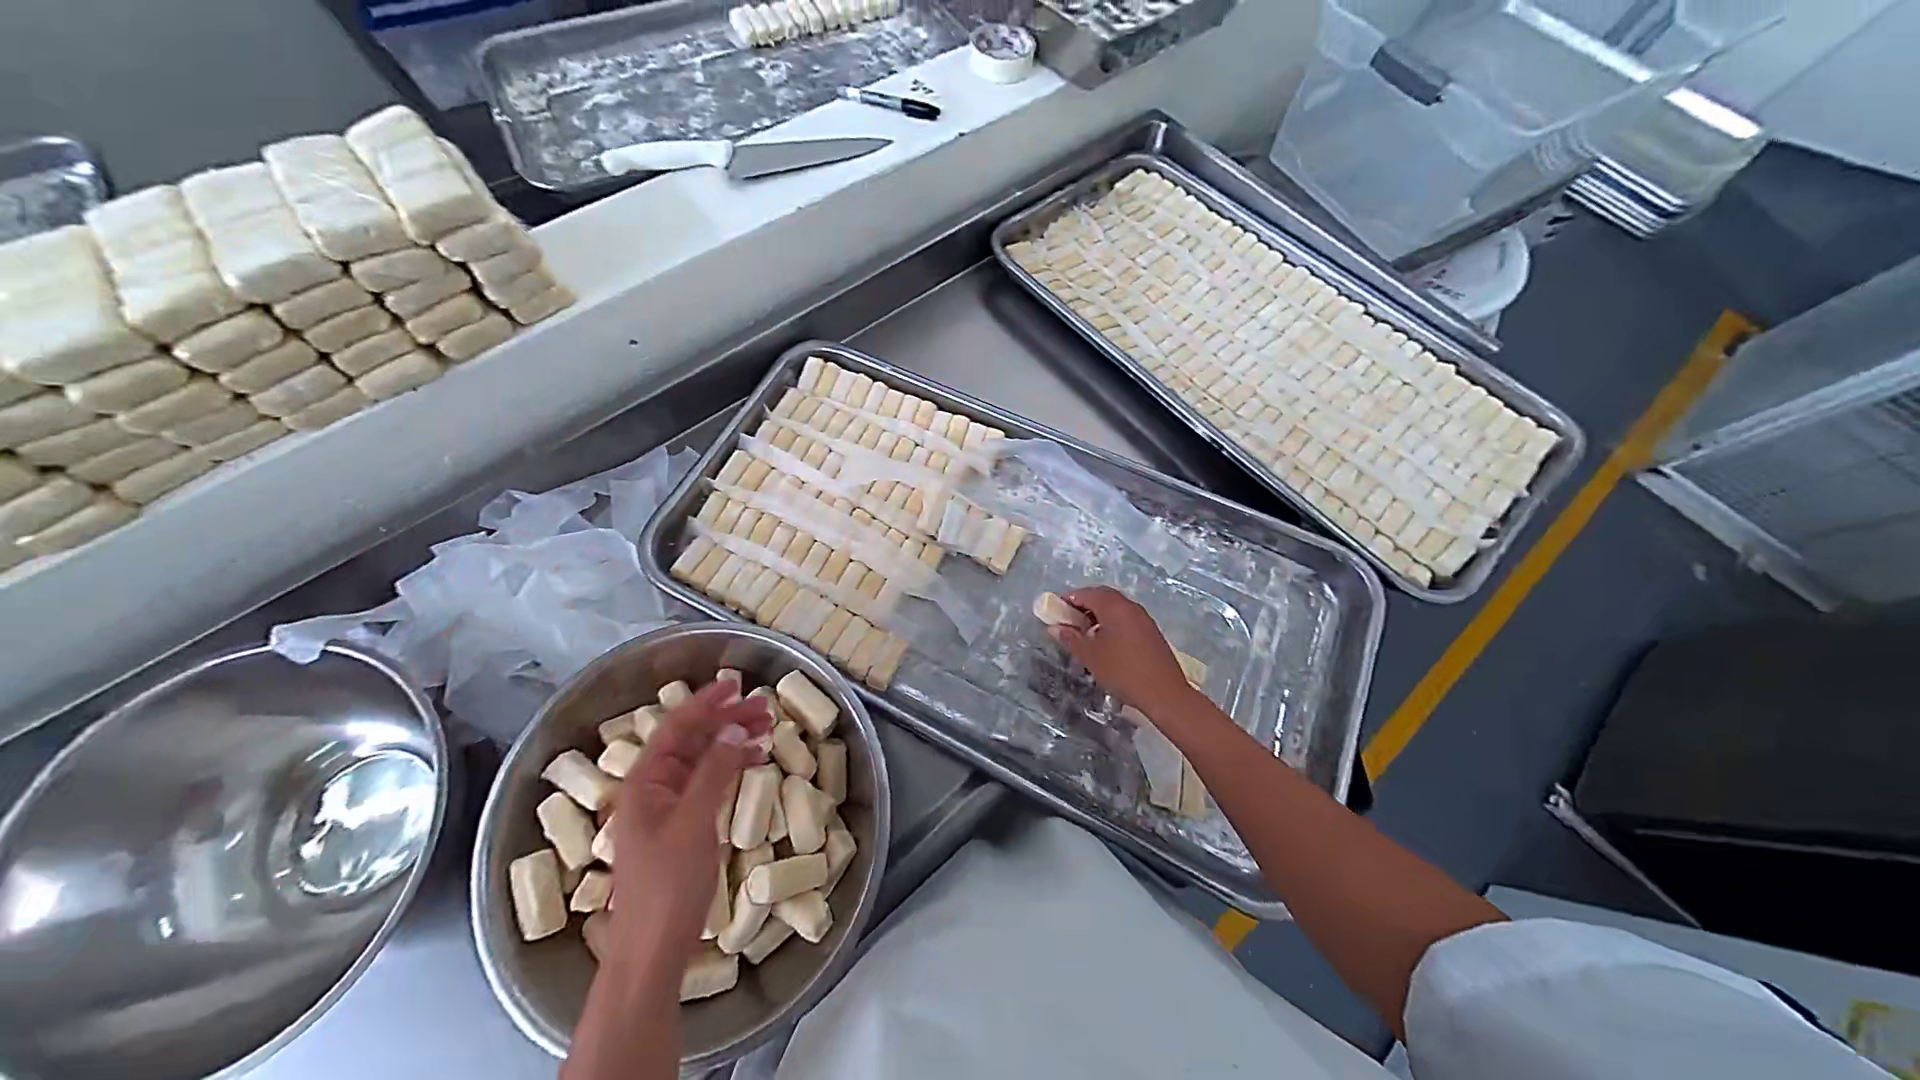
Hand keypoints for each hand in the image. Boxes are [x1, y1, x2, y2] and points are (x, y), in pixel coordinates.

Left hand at [607, 681, 771, 959]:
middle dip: (726, 720)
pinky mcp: (682, 828)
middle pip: (691, 741)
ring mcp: (667, 809)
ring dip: (731, 741)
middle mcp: (653, 789)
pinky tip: (752, 761)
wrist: (651, 954)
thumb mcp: (693, 823)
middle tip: (764, 707)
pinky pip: (707, 784)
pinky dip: (730, 768)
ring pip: (702, 760)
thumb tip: (733, 728)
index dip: (705, 703)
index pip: (676, 728)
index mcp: (644, 783)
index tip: (735, 684)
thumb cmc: (667, 889)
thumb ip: (713, 772)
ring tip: (766, 727)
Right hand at [1049, 586, 1204, 728]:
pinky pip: (1126, 618)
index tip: (1056, 610)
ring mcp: (1144, 618)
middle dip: (1084, 605)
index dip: (1069, 599)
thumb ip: (1071, 638)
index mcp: (1114, 607)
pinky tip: (1106, 642)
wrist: (1164, 693)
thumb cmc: (1122, 671)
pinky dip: (1112, 622)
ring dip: (1099, 614)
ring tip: (1085, 633)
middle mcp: (1130, 607)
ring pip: (1116, 607)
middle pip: (1103, 596)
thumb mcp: (1090, 656)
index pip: (1087, 593)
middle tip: (1069, 620)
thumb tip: (1056, 627)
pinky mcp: (1151, 632)